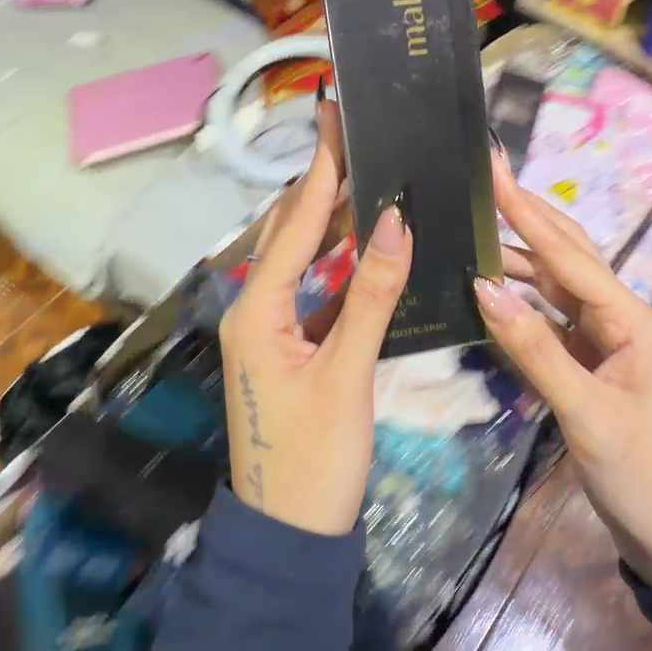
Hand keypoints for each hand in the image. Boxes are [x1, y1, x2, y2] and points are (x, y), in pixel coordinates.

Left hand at [217, 99, 413, 535]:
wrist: (293, 532)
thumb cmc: (315, 455)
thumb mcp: (347, 372)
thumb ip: (372, 293)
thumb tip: (395, 220)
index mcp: (257, 310)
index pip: (295, 226)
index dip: (319, 171)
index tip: (334, 119)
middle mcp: (256, 309)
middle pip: (291, 232)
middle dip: (321, 182)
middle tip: (352, 133)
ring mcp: (272, 329)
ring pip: (304, 258)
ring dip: (331, 217)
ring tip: (363, 170)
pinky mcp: (293, 346)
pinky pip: (317, 287)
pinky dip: (341, 259)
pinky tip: (366, 239)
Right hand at [476, 155, 651, 589]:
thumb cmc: (637, 471)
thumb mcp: (585, 413)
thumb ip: (534, 349)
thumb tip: (484, 288)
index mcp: (629, 318)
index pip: (569, 256)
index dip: (527, 214)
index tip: (494, 172)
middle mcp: (618, 316)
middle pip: (568, 255)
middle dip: (528, 217)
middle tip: (485, 180)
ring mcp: (603, 337)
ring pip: (556, 283)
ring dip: (520, 256)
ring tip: (475, 227)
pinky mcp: (588, 360)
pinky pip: (550, 316)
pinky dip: (521, 298)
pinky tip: (493, 286)